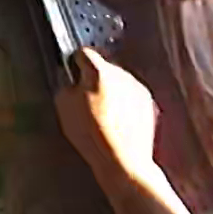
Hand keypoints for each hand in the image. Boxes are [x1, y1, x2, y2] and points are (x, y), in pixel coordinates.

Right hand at [54, 49, 159, 186]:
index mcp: (98, 71)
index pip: (83, 52)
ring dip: (110, 89)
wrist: (123, 160)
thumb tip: (71, 80)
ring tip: (102, 114)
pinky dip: (124, 102)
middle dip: (94, 78)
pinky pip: (130, 94)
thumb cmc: (91, 135)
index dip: (75, 62)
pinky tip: (116, 121)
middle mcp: (121, 73)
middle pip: (103, 66)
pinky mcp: (148, 102)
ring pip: (118, 80)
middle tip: (85, 97)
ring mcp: (136, 87)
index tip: (72, 71)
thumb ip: (66, 85)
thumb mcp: (63, 107)